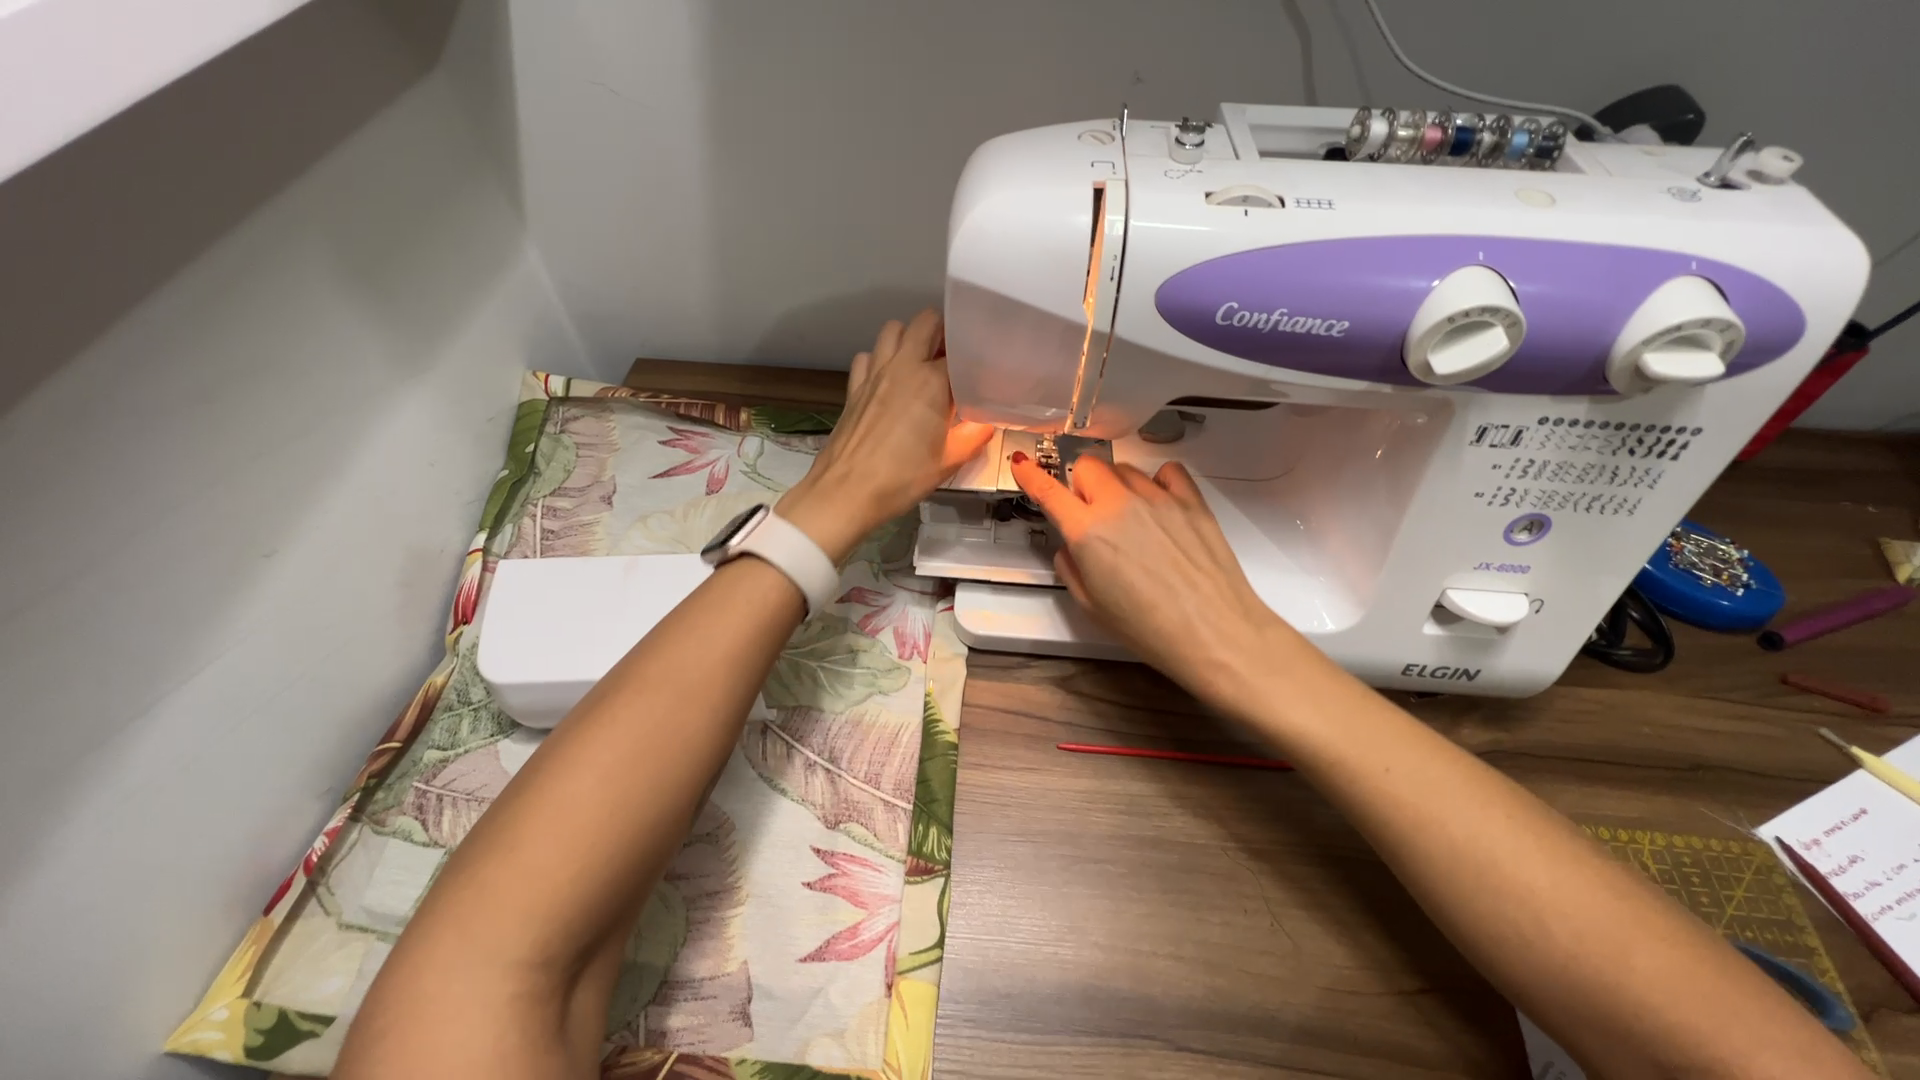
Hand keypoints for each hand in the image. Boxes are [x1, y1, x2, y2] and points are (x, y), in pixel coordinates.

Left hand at [780, 310, 993, 560]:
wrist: (846, 492)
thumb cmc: (901, 478)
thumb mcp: (949, 462)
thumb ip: (973, 436)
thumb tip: (988, 422)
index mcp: (932, 381)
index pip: (960, 350)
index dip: (972, 356)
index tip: (980, 368)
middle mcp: (903, 366)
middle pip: (926, 321)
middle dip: (943, 330)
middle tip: (953, 355)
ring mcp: (874, 373)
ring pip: (893, 329)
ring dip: (909, 337)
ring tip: (921, 362)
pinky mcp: (854, 387)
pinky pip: (868, 355)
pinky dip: (880, 358)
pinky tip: (888, 380)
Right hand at [1011, 454, 1301, 712]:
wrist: (1213, 633)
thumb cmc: (1153, 629)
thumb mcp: (1092, 607)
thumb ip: (1071, 569)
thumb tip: (1069, 550)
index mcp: (1088, 534)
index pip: (1048, 491)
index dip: (1031, 476)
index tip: (1024, 467)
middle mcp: (1120, 506)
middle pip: (1088, 466)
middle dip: (1081, 483)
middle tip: (1087, 510)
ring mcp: (1159, 499)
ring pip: (1125, 468)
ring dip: (1117, 485)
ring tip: (1127, 517)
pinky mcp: (1191, 501)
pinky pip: (1167, 471)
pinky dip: (1157, 481)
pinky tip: (1159, 504)